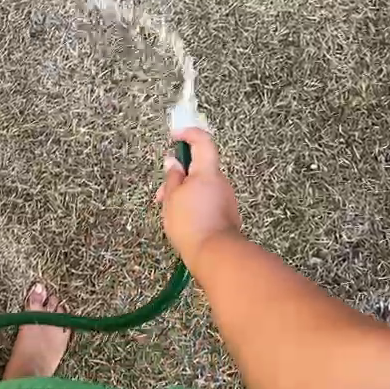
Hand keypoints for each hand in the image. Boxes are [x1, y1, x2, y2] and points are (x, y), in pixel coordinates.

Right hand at [157, 128, 240, 261]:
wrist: (215, 255)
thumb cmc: (191, 224)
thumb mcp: (172, 197)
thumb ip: (173, 177)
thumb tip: (173, 163)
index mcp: (207, 172)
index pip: (202, 141)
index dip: (188, 134)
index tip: (174, 137)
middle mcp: (220, 182)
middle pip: (200, 166)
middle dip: (180, 174)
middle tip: (163, 191)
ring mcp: (226, 198)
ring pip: (202, 185)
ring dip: (185, 191)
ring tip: (169, 211)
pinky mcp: (226, 214)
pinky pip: (208, 200)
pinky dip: (194, 203)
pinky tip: (183, 220)